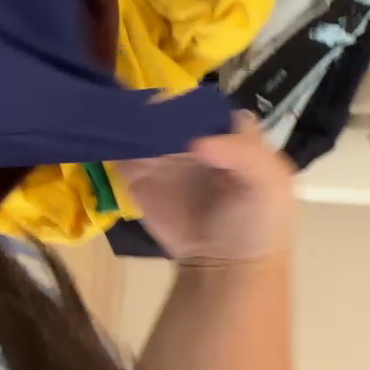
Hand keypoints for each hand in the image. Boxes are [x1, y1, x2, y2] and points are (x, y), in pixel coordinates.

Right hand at [118, 113, 296, 265]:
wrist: (222, 264)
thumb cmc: (256, 223)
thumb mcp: (267, 186)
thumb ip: (243, 156)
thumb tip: (195, 142)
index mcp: (230, 136)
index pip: (208, 108)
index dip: (192, 104)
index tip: (174, 106)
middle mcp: (194, 141)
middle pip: (168, 115)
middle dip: (151, 111)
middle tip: (135, 112)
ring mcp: (164, 159)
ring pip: (141, 132)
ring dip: (126, 125)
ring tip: (111, 121)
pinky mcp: (138, 178)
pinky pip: (120, 156)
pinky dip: (108, 146)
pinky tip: (101, 142)